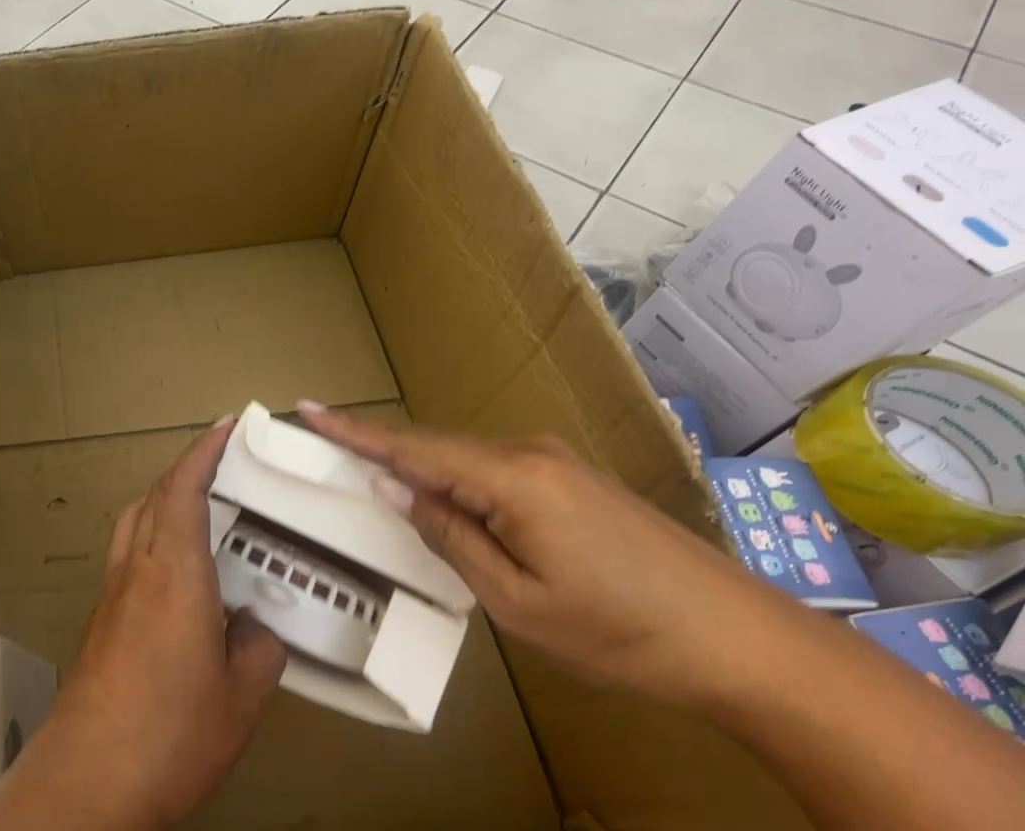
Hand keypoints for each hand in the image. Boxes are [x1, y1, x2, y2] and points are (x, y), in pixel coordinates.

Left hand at [0, 419, 287, 830]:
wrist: (88, 778)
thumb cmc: (171, 732)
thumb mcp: (239, 698)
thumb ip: (256, 651)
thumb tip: (255, 628)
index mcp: (174, 573)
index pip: (183, 490)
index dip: (203, 451)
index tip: (226, 426)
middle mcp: (135, 571)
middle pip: (152, 498)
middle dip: (185, 472)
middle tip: (223, 468)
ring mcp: (110, 596)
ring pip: (133, 525)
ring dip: (163, 503)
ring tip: (202, 514)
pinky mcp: (99, 623)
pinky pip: (128, 560)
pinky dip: (153, 543)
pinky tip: (180, 580)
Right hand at [298, 402, 788, 711]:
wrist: (741, 640)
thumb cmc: (620, 633)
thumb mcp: (518, 601)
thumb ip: (449, 536)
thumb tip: (392, 486)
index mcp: (513, 480)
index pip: (413, 448)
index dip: (355, 431)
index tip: (306, 407)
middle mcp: (531, 454)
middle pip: (436, 447)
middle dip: (380, 448)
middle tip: (327, 446)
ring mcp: (558, 462)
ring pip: (466, 461)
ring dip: (421, 470)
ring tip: (376, 480)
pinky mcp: (575, 479)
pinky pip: (495, 472)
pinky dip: (458, 483)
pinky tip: (445, 502)